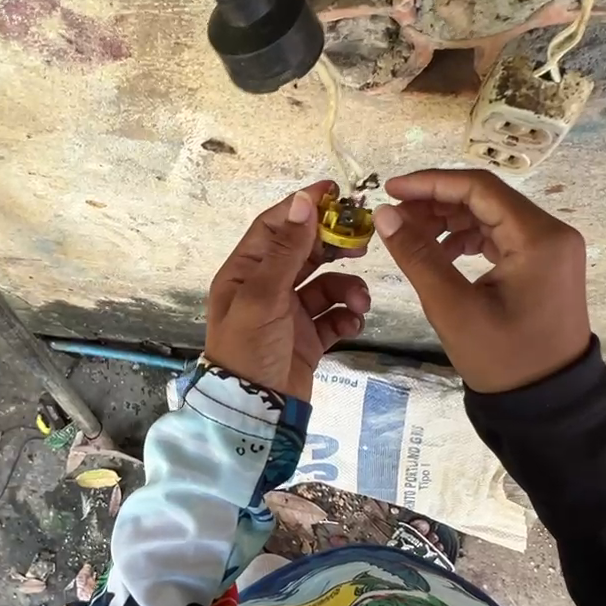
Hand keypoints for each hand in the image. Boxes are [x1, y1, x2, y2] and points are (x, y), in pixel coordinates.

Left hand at [205, 181, 370, 400]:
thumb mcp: (263, 295)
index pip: (274, 227)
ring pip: (325, 284)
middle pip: (304, 252)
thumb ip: (286, 250)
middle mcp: (264, 288)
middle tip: (362, 242)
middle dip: (333, 246)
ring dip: (346, 287)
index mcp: (243, 272)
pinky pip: (333, 315)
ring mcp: (287, 314)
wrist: (253, 413)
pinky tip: (352, 322)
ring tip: (359, 300)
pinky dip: (346, 315)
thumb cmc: (249, 348)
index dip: (302, 207)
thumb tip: (303, 202)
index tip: (335, 193)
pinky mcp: (308, 338)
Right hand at [374, 169, 590, 393]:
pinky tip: (437, 252)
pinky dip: (463, 237)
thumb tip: (384, 214)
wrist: (546, 402)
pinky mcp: (541, 264)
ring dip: (446, 219)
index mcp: (538, 237)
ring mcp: (549, 249)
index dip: (430, 183)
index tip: (390, 189)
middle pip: (484, 198)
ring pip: (488, 215)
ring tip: (408, 235)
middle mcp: (550, 233)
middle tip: (393, 217)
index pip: (478, 188)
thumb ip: (417, 255)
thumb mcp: (452, 306)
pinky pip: (497, 236)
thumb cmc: (502, 357)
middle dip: (434, 202)